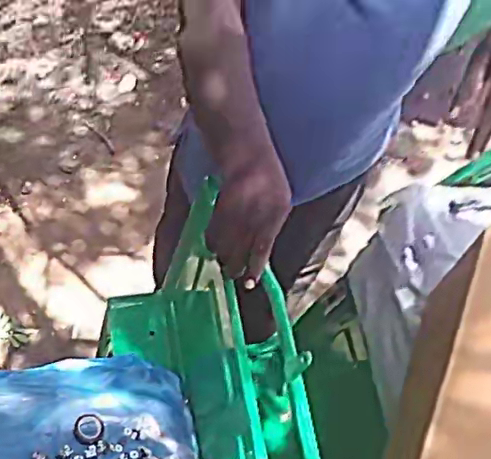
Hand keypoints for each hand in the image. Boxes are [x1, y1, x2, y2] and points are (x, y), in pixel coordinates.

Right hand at [204, 145, 291, 285]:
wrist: (245, 142)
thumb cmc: (261, 172)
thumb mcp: (274, 200)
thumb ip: (266, 226)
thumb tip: (254, 258)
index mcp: (279, 209)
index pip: (264, 247)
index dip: (255, 267)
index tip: (249, 283)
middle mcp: (263, 208)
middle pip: (243, 250)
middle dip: (235, 265)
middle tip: (229, 272)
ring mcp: (244, 205)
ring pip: (226, 243)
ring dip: (221, 253)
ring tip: (220, 255)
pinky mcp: (226, 201)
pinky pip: (214, 230)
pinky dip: (211, 238)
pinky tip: (212, 238)